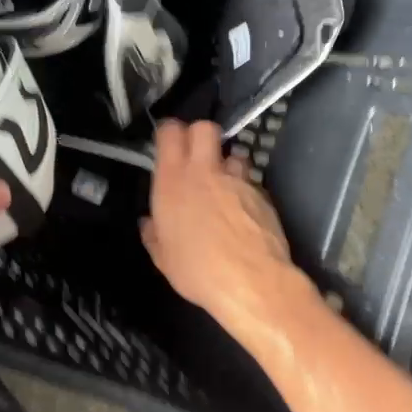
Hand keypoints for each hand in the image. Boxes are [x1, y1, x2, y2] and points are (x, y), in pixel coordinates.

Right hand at [141, 120, 314, 327]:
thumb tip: (149, 223)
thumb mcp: (163, 258)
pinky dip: (245, 191)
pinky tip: (244, 212)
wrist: (253, 284)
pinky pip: (250, 182)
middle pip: (204, 128)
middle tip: (196, 156)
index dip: (169, 132)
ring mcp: (237, 180)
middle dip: (199, 135)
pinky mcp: (262, 195)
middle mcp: (204, 172)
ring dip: (227, 165)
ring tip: (225, 186)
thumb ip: (154, 234)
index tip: (168, 144)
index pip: (170, 132)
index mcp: (172, 180)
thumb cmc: (198, 270)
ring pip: (233, 154)